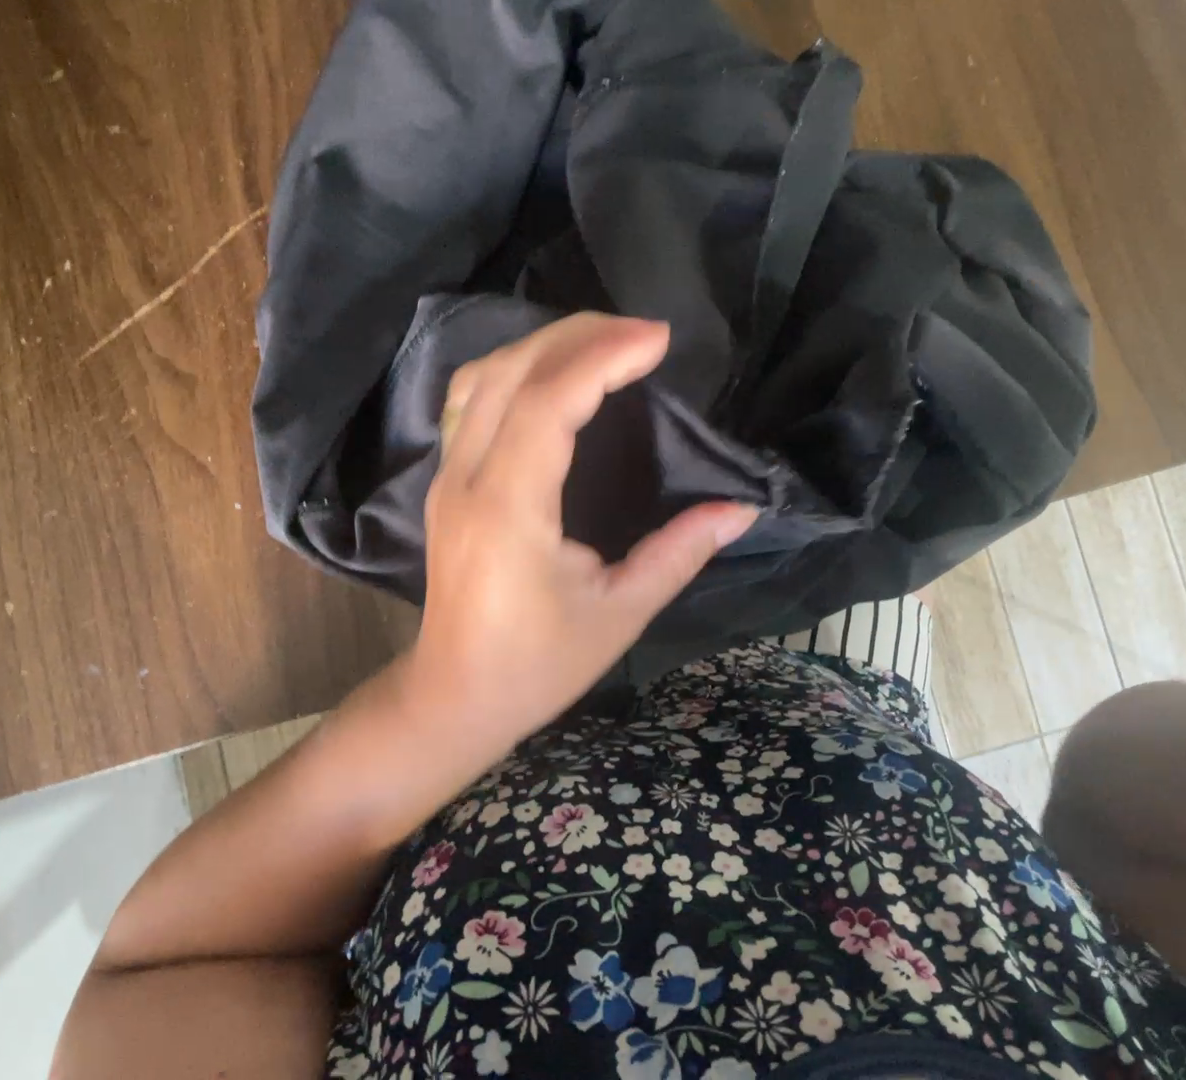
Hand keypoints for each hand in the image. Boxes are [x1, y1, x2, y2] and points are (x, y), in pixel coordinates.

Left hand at [400, 313, 757, 745]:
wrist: (455, 696)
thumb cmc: (537, 665)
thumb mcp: (620, 614)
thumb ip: (678, 553)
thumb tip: (739, 507)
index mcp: (510, 510)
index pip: (548, 403)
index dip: (602, 357)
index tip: (658, 338)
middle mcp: (468, 479)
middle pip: (511, 371)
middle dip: (578, 335)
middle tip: (643, 333)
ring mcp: (448, 477)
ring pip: (481, 378)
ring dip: (542, 345)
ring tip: (605, 343)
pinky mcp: (445, 483)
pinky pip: (469, 401)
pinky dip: (514, 369)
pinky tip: (552, 375)